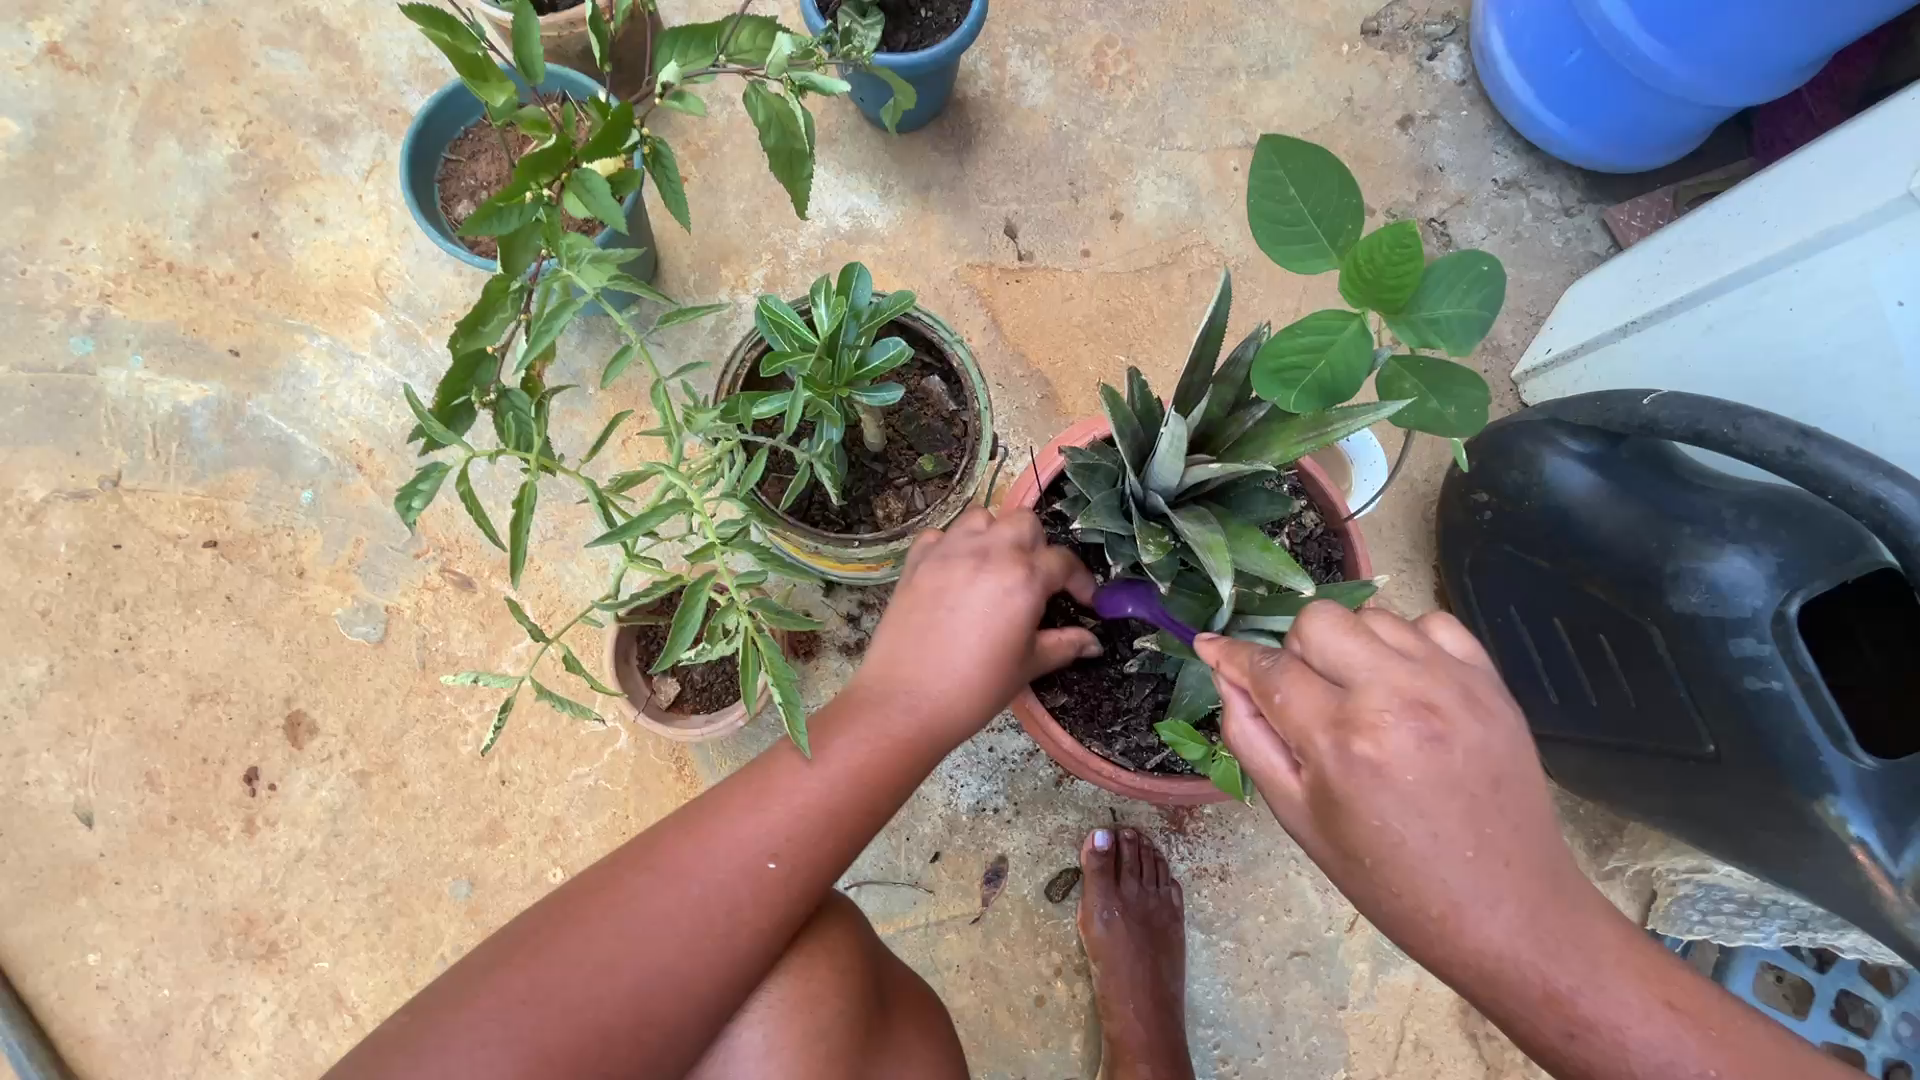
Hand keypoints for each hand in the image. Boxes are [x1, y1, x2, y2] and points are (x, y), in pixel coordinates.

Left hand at [846, 507, 1098, 745]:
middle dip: (1038, 546)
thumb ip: (1063, 645)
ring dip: (995, 535)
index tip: (1085, 601)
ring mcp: (948, 551)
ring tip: (995, 568)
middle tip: (1036, 580)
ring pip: (981, 518)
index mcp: (1023, 578)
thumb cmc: (974, 689)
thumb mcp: (1028, 666)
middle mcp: (988, 552)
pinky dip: (952, 545)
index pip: (1063, 562)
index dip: (1080, 581)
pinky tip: (956, 572)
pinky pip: (940, 535)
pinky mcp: (916, 561)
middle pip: (1024, 523)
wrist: (905, 701)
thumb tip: (1093, 643)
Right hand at [1193, 603, 1605, 977]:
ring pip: (1371, 615)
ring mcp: (1450, 683)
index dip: (1230, 654)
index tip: (1210, 645)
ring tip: (1362, 695)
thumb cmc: (1384, 872)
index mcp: (1341, 740)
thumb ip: (1248, 736)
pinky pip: (1431, 622)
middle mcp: (1395, 697)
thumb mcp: (1295, 814)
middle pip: (1317, 620)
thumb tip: (1225, 674)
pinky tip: (1407, 685)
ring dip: (1351, 646)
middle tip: (1311, 697)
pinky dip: (1407, 643)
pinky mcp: (1490, 681)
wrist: (1505, 907)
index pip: (1267, 668)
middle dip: (1296, 651)